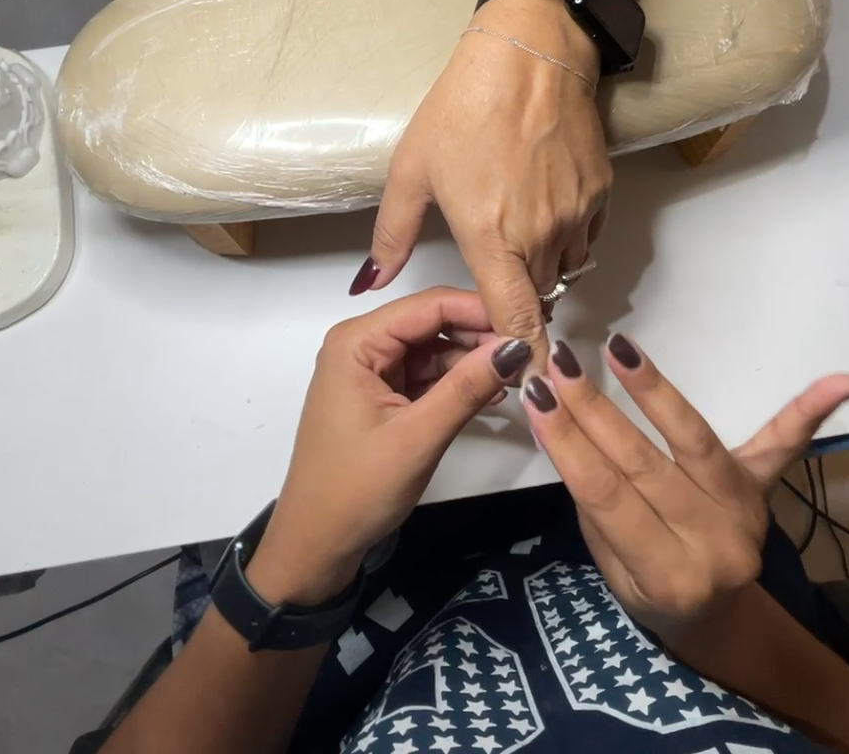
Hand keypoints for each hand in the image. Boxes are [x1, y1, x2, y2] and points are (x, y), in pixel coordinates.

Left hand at [250, 289, 533, 605]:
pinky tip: (493, 392)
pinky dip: (458, 381)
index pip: (429, 304)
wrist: (318, 543)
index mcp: (356, 342)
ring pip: (435, 347)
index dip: (481, 309)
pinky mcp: (383, 392)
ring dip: (473, 360)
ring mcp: (372, 368)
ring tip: (519, 374)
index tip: (529, 322)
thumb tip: (515, 346)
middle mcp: (362, 344)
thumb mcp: (418, 437)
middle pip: (433, 321)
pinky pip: (428, 373)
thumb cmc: (355, 490)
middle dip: (480, 335)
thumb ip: (467, 387)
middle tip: (530, 352)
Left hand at [356, 0, 610, 366]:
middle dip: (519, 305)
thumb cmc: (464, 109)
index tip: (514, 374)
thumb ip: (393, 235)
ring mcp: (576, 215)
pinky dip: (567, 243)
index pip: (514, 321)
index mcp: (492, 238)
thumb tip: (371, 280)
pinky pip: (586, 239)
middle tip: (496, 286)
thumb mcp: (412, 171)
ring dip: (542, 273)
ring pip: (564, 271)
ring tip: (517, 244)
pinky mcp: (600, 193)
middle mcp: (542, 236)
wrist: (528, 55)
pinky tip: (543, 215)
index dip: (517, 356)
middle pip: (539, 300)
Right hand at [524, 336, 848, 644]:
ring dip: (655, 390)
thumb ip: (598, 499)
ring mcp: (749, 511)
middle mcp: (717, 542)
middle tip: (558, 364)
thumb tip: (564, 424)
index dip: (568, 442)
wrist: (715, 618)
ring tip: (619, 349)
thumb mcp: (610, 563)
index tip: (536, 395)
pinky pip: (787, 447)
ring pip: (696, 440)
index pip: (606, 495)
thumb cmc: (649, 591)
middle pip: (643, 463)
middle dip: (593, 410)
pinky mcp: (768, 488)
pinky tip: (842, 380)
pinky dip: (810, 412)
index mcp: (669, 573)